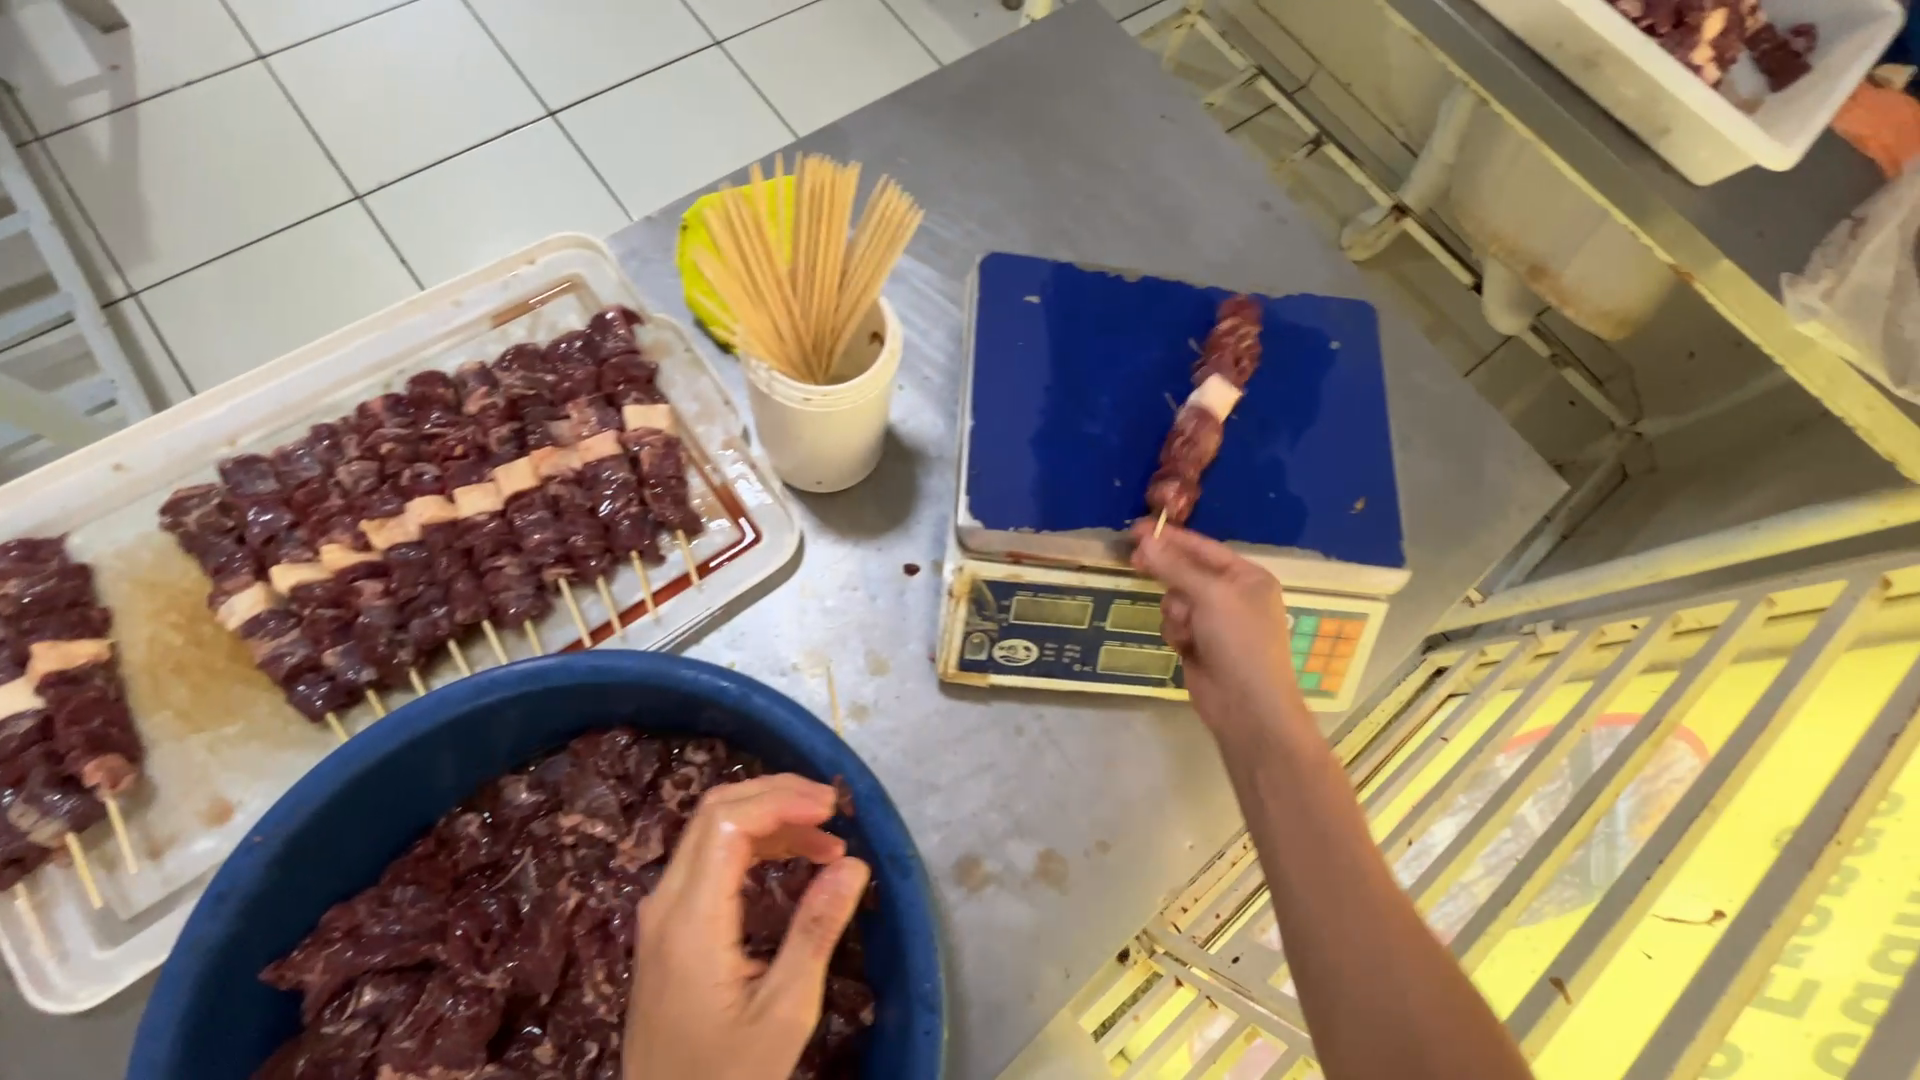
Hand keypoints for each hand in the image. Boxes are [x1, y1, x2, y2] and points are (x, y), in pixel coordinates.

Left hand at [625, 775, 871, 1079]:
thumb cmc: (729, 1074)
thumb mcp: (784, 1011)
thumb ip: (816, 930)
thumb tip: (854, 862)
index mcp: (691, 921)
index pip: (727, 823)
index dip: (781, 801)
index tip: (833, 810)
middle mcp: (666, 902)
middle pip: (715, 811)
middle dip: (777, 795)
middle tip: (833, 809)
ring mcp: (663, 912)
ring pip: (711, 829)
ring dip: (769, 818)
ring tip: (826, 839)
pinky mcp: (670, 924)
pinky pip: (709, 857)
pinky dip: (753, 843)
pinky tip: (793, 859)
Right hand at [1130, 521, 1305, 739]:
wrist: (1247, 705)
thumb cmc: (1239, 641)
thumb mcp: (1209, 596)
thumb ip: (1174, 566)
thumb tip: (1144, 540)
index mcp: (1246, 576)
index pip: (1202, 547)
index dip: (1169, 537)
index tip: (1135, 529)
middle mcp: (1232, 595)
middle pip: (1185, 572)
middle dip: (1168, 576)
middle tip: (1133, 562)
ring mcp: (1215, 621)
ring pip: (1175, 599)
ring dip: (1175, 612)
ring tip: (1187, 630)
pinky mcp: (1199, 644)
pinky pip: (1174, 624)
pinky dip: (1176, 632)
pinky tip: (1185, 647)